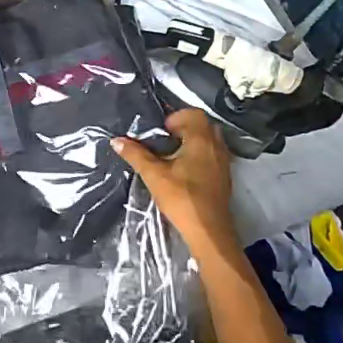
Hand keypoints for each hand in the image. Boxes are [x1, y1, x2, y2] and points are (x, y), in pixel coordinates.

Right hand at [113, 109, 236, 256]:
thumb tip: (117, 140)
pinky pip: (214, 154)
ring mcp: (224, 160)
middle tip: (165, 140)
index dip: (175, 118)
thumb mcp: (154, 175)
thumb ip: (136, 155)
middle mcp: (217, 144)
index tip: (161, 132)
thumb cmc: (182, 198)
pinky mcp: (225, 174)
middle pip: (202, 124)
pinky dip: (201, 154)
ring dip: (193, 141)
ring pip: (210, 139)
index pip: (192, 114)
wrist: (208, 229)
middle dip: (184, 127)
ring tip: (174, 155)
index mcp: (201, 138)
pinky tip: (187, 170)